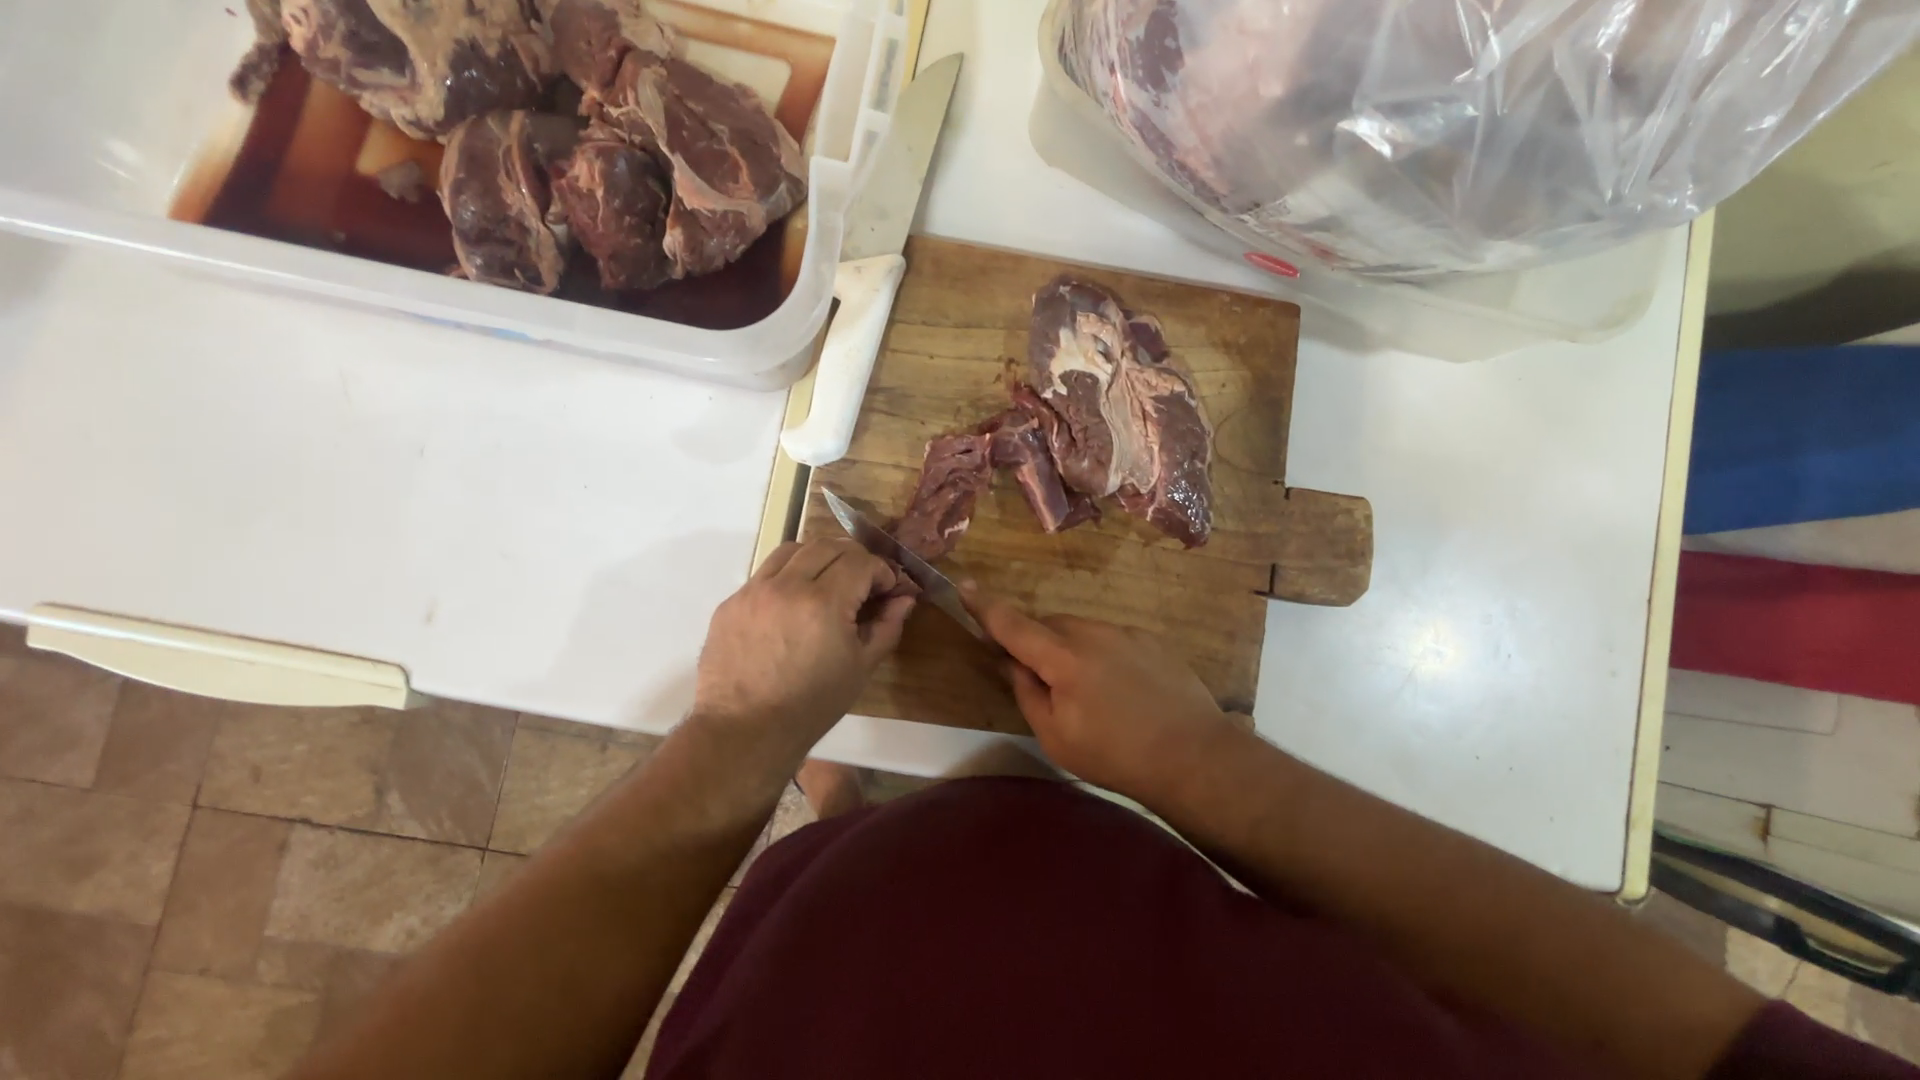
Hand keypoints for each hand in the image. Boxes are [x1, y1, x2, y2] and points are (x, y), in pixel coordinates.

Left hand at [692, 538, 914, 752]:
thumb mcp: (860, 668)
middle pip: (827, 546)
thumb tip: (904, 600)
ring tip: (826, 583)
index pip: (860, 561)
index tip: (887, 588)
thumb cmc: (811, 706)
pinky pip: (764, 574)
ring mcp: (753, 591)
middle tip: (862, 582)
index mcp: (823, 603)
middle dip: (853, 558)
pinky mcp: (731, 603)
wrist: (744, 731)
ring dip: (817, 558)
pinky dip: (787, 577)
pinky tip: (793, 605)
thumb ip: (885, 627)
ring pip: (792, 550)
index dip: (881, 570)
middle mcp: (787, 586)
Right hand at [963, 584, 1239, 800]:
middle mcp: (1093, 634)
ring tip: (1087, 694)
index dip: (985, 607)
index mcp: (1063, 658)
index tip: (964, 585)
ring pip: (1081, 631)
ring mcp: (1127, 633)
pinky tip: (1119, 691)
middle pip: (1048, 625)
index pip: (1013, 625)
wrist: (1193, 755)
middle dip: (1035, 642)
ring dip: (1069, 650)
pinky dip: (1101, 655)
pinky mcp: (1152, 641)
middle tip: (1039, 680)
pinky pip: (1111, 640)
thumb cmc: (1115, 755)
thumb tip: (1011, 663)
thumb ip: (1027, 693)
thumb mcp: (1055, 737)